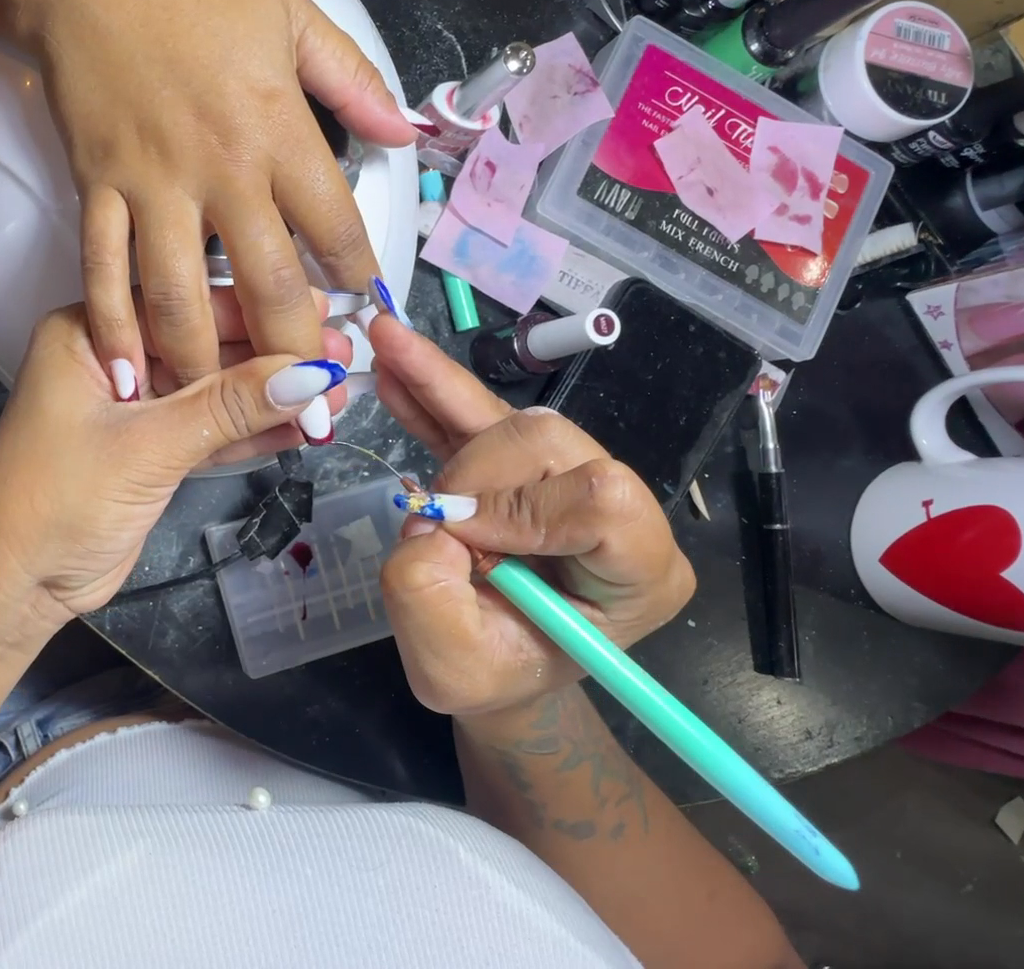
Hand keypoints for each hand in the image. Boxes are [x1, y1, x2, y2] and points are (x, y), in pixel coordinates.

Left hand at [0, 293, 352, 632]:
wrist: (15, 584)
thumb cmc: (57, 501)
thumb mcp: (145, 447)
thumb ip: (228, 408)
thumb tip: (312, 372)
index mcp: (89, 332)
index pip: (185, 305)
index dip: (257, 311)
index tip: (323, 313)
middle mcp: (110, 359)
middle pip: (205, 346)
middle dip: (274, 358)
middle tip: (344, 357)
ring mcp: (132, 407)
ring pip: (212, 393)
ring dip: (270, 399)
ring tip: (338, 394)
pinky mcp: (149, 451)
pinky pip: (207, 432)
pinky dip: (249, 434)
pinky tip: (300, 428)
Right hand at [2, 0, 415, 389]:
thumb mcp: (293, 15)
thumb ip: (354, 80)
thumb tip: (405, 134)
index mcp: (274, 127)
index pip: (331, 224)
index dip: (355, 279)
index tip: (365, 318)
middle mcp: (217, 169)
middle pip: (265, 282)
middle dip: (291, 349)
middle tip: (306, 402)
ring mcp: (150, 186)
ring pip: (180, 294)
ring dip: (203, 360)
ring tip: (222, 406)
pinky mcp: (96, 192)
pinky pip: (103, 273)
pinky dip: (114, 328)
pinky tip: (130, 377)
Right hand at [366, 316, 695, 719]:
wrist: (496, 670)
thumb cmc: (488, 679)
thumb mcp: (451, 668)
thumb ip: (428, 598)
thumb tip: (425, 515)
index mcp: (637, 571)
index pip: (603, 496)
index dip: (519, 507)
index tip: (457, 540)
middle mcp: (619, 511)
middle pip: (551, 442)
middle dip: (472, 470)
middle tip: (427, 516)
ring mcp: (568, 479)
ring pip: (510, 417)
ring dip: (441, 392)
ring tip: (385, 345)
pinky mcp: (521, 467)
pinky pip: (477, 417)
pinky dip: (432, 391)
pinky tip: (393, 360)